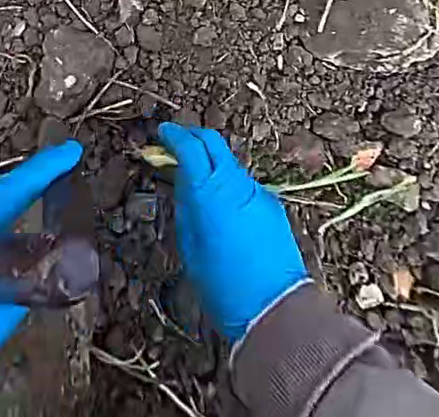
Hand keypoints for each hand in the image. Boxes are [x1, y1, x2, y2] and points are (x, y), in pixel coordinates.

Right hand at [158, 123, 308, 340]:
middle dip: (193, 136)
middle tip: (176, 142)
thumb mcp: (191, 248)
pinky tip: (220, 206)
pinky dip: (227, 183)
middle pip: (214, 142)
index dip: (175, 136)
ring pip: (229, 163)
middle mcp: (236, 183)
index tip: (163, 132)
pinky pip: (243, 184)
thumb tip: (183, 180)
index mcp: (211, 194)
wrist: (275, 306)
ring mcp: (257, 190)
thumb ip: (186, 207)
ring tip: (194, 181)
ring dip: (211, 162)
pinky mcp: (271, 202)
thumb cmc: (224, 286)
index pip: (191, 148)